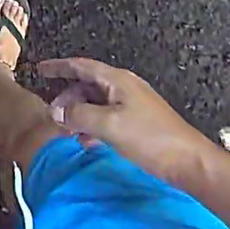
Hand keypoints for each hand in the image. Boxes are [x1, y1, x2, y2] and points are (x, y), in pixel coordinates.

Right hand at [38, 57, 220, 186]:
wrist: (189, 162)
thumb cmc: (150, 138)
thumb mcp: (109, 125)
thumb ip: (79, 116)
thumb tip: (56, 110)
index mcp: (117, 80)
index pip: (81, 66)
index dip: (59, 66)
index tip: (40, 68)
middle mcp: (124, 87)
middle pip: (87, 85)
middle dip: (67, 97)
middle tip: (51, 112)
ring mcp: (132, 104)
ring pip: (96, 102)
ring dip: (79, 114)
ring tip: (66, 130)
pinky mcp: (137, 122)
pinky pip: (106, 116)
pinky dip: (92, 125)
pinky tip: (87, 141)